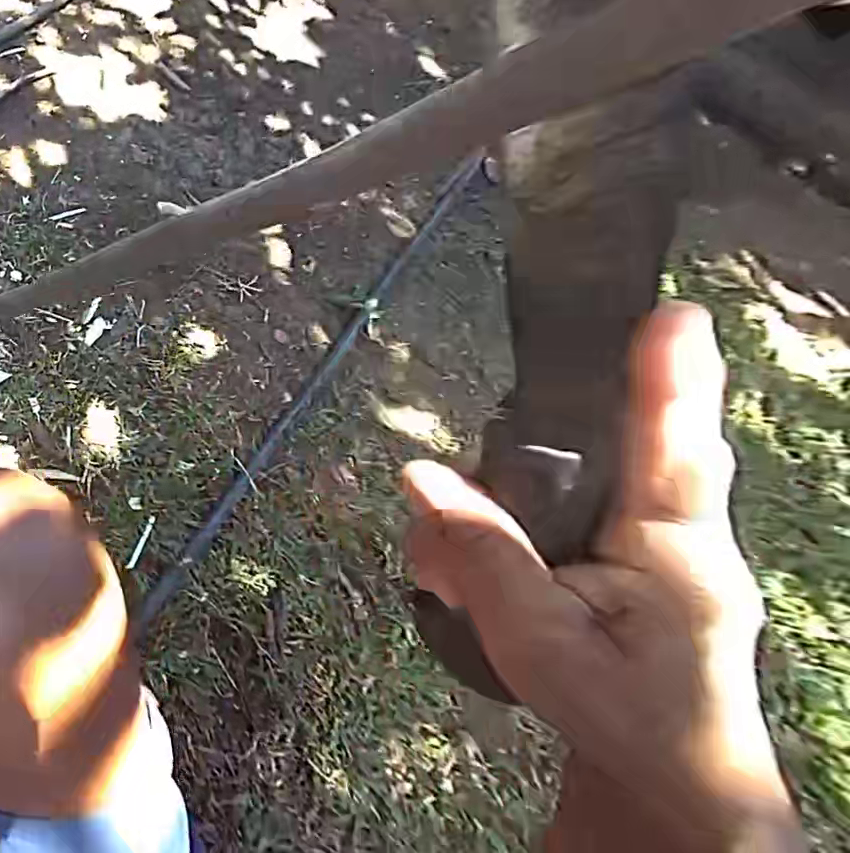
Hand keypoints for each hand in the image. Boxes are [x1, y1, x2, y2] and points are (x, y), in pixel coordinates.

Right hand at [404, 302, 799, 850]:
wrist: (664, 778)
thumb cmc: (620, 714)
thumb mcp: (533, 637)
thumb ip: (479, 549)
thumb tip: (419, 470)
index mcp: (673, 554)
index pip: (671, 453)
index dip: (668, 380)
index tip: (670, 314)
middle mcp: (658, 535)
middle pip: (553, 468)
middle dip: (480, 499)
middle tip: (442, 563)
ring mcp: (629, 544)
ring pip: (518, 496)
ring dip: (465, 534)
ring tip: (448, 588)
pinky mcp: (597, 555)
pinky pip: (513, 522)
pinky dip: (471, 547)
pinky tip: (458, 585)